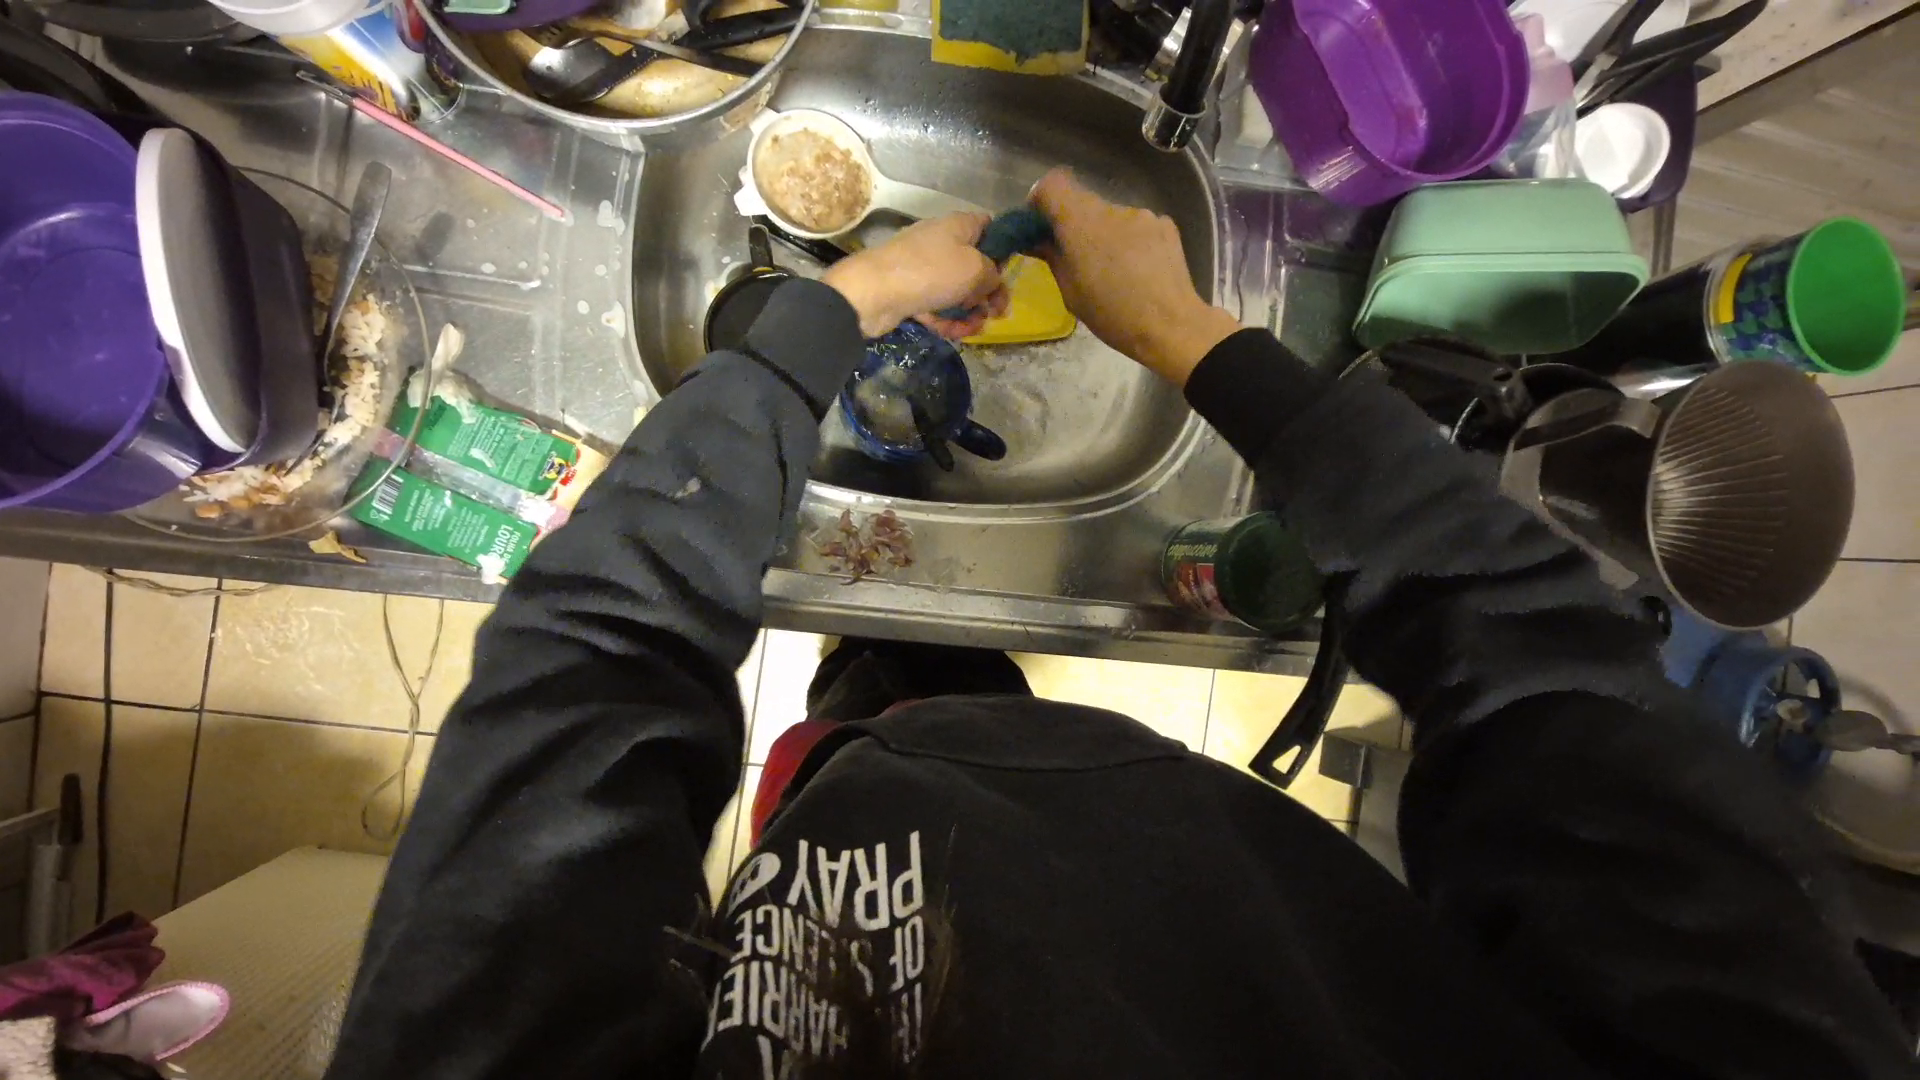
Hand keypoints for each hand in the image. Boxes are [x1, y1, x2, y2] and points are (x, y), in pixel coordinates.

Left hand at [821, 213, 1008, 339]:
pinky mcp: (911, 293)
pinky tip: (953, 333)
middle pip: (975, 266)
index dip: (1003, 248)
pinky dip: (947, 320)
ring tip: (973, 329)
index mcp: (959, 226)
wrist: (875, 292)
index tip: (1008, 273)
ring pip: (957, 292)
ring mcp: (925, 269)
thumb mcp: (975, 269)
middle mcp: (942, 243)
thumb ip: (993, 275)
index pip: (989, 227)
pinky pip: (938, 307)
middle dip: (987, 292)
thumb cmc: (931, 271)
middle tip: (996, 313)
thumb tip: (993, 282)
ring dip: (969, 313)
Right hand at [1031, 169, 1240, 385]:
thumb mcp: (1071, 293)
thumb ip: (1053, 257)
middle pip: (1083, 203)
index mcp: (1081, 225)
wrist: (1170, 326)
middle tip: (1078, 258)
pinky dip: (1130, 241)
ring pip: (1111, 217)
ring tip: (1114, 270)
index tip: (1041, 225)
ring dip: (1105, 235)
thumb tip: (1038, 239)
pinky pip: (1136, 226)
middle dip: (1075, 226)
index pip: (1052, 185)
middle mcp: (1111, 209)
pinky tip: (1138, 269)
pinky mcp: (1164, 224)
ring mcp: (1142, 214)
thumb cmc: (1113, 316)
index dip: (1042, 201)